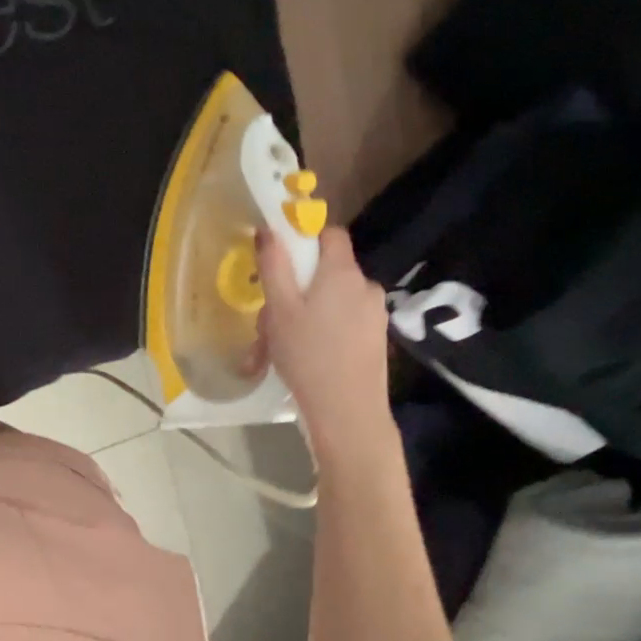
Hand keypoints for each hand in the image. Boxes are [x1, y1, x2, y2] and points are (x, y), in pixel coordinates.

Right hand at [256, 227, 392, 455]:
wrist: (347, 411)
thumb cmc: (307, 355)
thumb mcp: (279, 310)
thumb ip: (274, 266)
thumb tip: (270, 229)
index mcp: (342, 273)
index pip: (330, 234)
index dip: (304, 240)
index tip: (278, 262)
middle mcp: (365, 286)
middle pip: (325, 273)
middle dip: (293, 291)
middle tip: (265, 324)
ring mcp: (374, 314)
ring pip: (330, 302)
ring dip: (300, 318)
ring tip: (272, 351)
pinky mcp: (375, 339)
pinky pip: (341, 324)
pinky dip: (318, 334)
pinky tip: (298, 361)